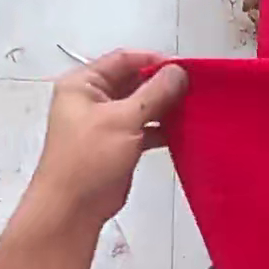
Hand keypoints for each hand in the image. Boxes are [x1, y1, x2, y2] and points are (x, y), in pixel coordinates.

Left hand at [19, 50, 187, 230]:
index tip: (186, 68)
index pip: (123, 59)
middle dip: (163, 84)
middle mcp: (93, 99)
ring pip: (142, 106)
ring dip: (166, 107)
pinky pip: (145, 127)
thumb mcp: (123, 120)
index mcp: (83, 84)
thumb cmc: (89, 158)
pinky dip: (163, 128)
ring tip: (194, 107)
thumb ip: (154, 93)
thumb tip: (179, 71)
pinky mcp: (119, 144)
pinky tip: (184, 130)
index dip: (154, 60)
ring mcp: (107, 123)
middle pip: (134, 81)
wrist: (72, 208)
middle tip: (196, 88)